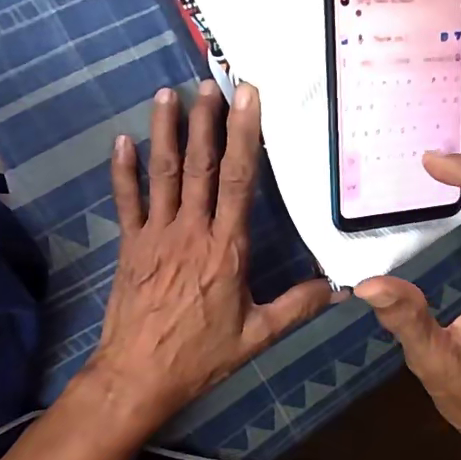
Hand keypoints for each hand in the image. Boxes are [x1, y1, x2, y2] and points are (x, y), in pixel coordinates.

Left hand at [82, 82, 336, 439]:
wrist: (137, 377)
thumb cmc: (200, 357)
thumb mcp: (256, 336)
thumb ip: (297, 307)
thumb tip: (338, 288)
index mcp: (226, 248)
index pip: (239, 181)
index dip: (244, 136)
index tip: (248, 99)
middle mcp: (190, 231)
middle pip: (200, 165)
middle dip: (206, 120)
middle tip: (210, 82)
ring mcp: (155, 235)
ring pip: (161, 174)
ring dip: (165, 131)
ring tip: (168, 95)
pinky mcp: (130, 246)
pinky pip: (126, 201)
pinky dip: (123, 170)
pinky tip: (122, 140)